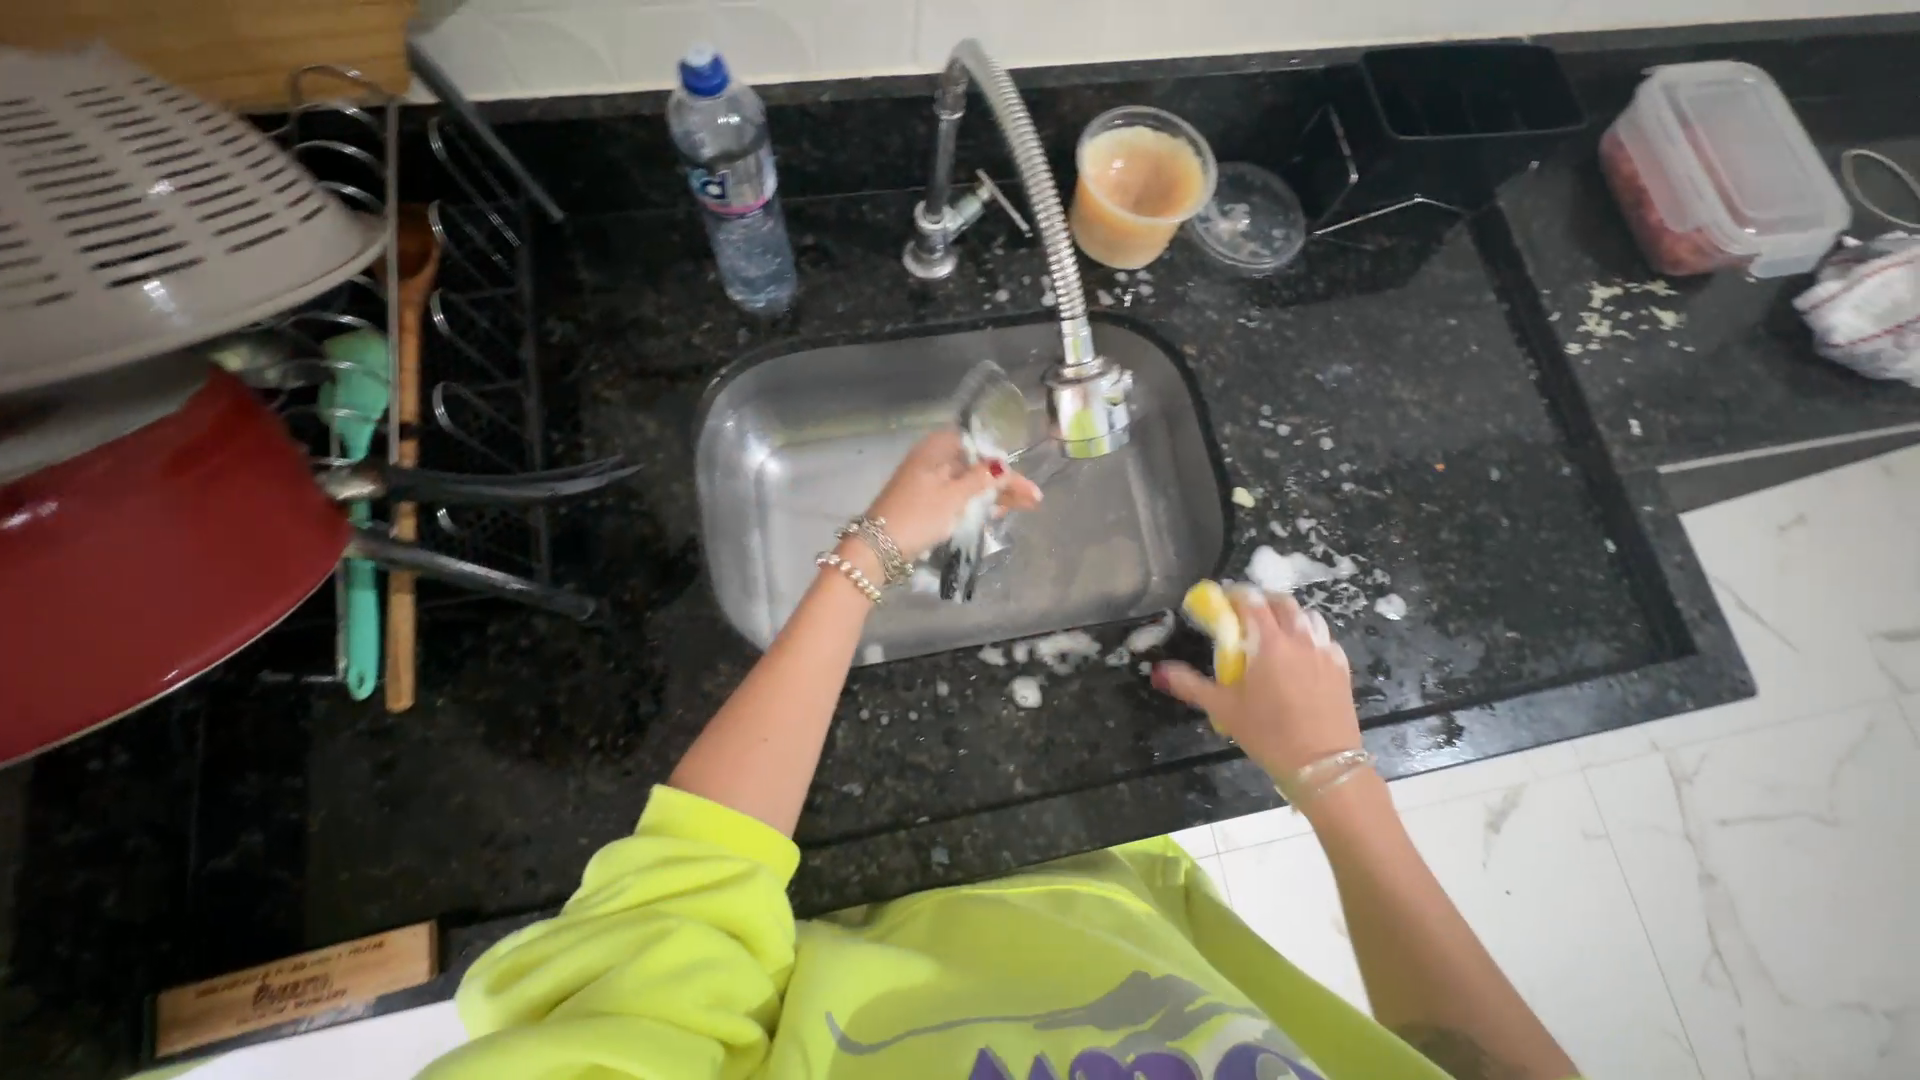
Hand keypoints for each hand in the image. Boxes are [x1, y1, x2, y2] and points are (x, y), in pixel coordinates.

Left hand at [866, 428, 1042, 561]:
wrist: (877, 549)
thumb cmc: (917, 516)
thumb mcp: (953, 496)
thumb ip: (981, 480)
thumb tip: (1003, 466)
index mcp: (935, 449)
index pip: (976, 444)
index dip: (1000, 459)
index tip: (1020, 477)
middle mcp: (932, 460)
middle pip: (976, 466)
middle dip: (1004, 482)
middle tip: (1033, 498)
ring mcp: (928, 483)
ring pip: (969, 484)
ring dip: (995, 495)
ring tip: (1024, 507)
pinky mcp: (926, 504)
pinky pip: (958, 499)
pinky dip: (977, 505)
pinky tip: (997, 513)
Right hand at [1152, 589, 1360, 780]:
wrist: (1323, 765)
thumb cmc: (1268, 733)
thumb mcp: (1223, 709)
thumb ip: (1189, 685)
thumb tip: (1159, 671)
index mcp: (1268, 642)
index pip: (1251, 601)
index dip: (1235, 594)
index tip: (1222, 599)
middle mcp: (1299, 639)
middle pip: (1282, 602)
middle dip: (1262, 600)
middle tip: (1246, 613)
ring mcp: (1324, 652)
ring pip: (1308, 617)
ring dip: (1289, 616)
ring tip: (1276, 631)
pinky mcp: (1342, 668)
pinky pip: (1325, 640)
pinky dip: (1311, 637)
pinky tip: (1303, 655)